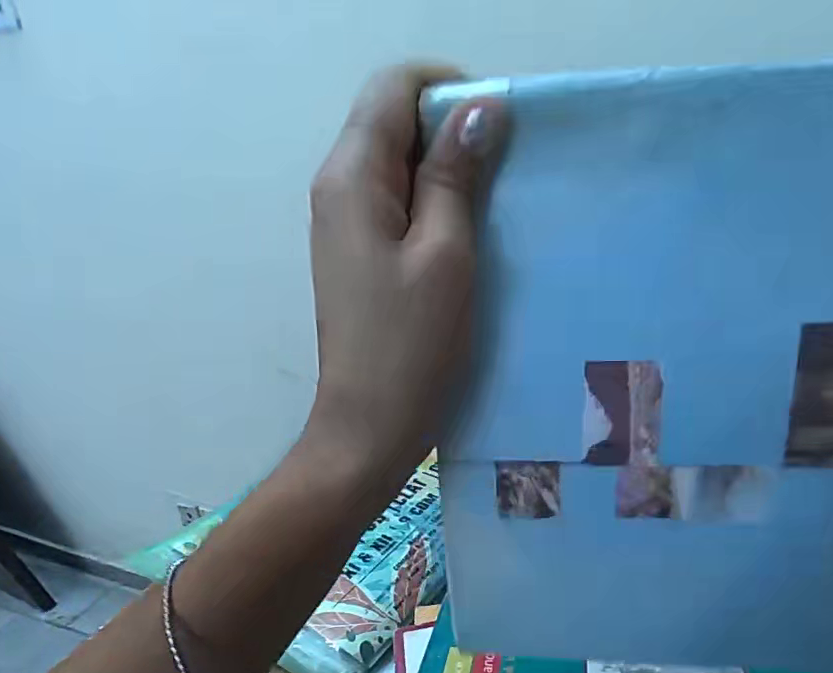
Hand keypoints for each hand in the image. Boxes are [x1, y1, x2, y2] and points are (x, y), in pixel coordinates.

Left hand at [304, 64, 507, 476]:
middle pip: (392, 124)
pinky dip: (429, 213)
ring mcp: (342, 230)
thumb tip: (476, 108)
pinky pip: (393, 211)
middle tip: (498, 182)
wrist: (369, 426)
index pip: (394, 87)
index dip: (449, 92)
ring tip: (483, 219)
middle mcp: (335, 192)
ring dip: (443, 179)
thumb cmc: (411, 345)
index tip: (494, 133)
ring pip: (397, 170)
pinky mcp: (356, 263)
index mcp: (350, 177)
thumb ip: (455, 175)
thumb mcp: (445, 253)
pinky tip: (458, 247)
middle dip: (449, 135)